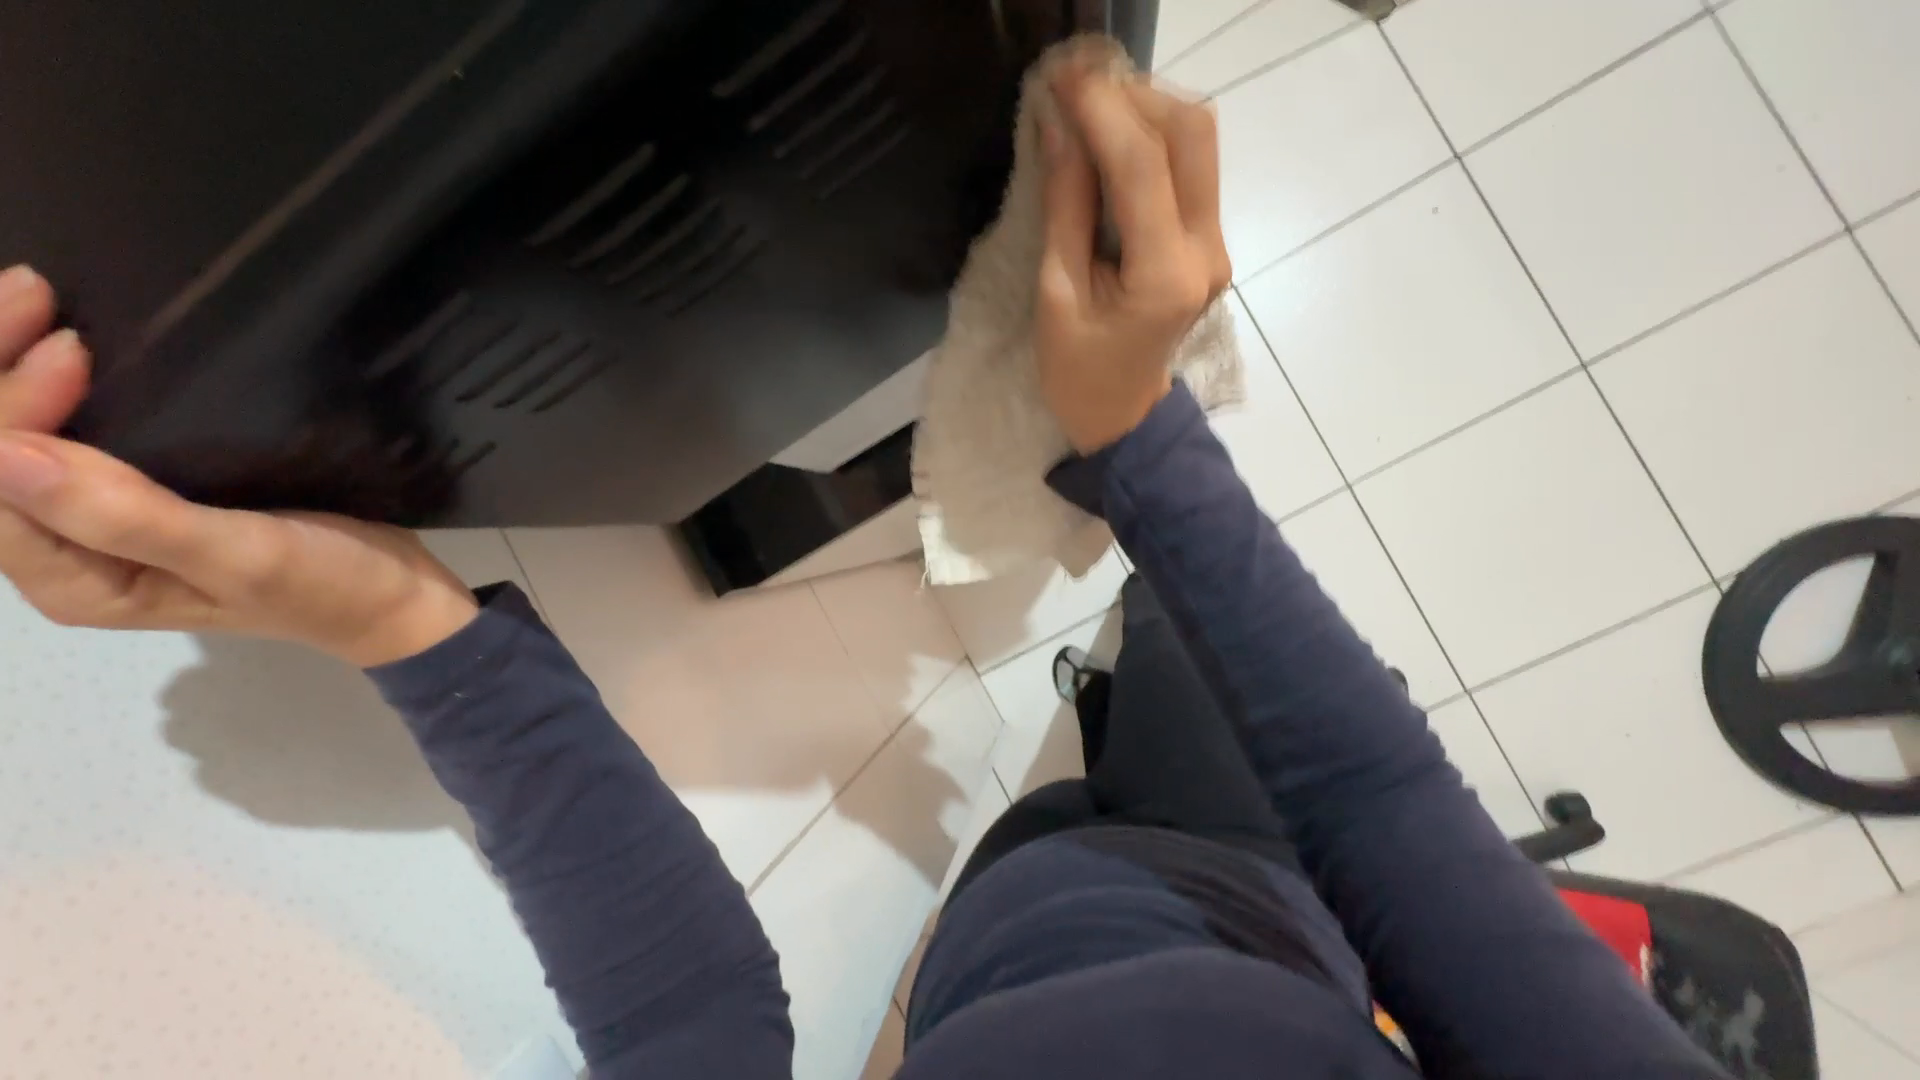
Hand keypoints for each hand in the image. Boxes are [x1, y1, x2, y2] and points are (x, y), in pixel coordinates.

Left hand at [0, 266, 479, 666]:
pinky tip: (74, 353)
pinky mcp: (148, 501)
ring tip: (39, 300)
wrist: (400, 596)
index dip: (10, 409)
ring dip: (15, 373)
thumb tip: (3, 453)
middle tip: (33, 289)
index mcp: (79, 581)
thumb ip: (132, 519)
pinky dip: (57, 392)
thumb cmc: (330, 582)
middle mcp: (72, 553)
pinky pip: (72, 442)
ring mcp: (107, 526)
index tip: (74, 349)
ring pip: (20, 441)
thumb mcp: (245, 555)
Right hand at [1035, 63, 1232, 452]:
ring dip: (1144, 111)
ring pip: (1197, 142)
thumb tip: (1059, 127)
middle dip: (1133, 97)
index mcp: (1165, 276)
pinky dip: (1150, 139)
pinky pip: (1189, 168)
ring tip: (1088, 108)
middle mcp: (1206, 251)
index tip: (1060, 78)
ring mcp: (1215, 244)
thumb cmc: (1078, 375)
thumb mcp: (1056, 296)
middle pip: (1191, 134)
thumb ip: (1065, 209)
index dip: (1102, 110)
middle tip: (1076, 89)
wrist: (1123, 416)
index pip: (1143, 165)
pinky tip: (1111, 139)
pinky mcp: (1207, 241)